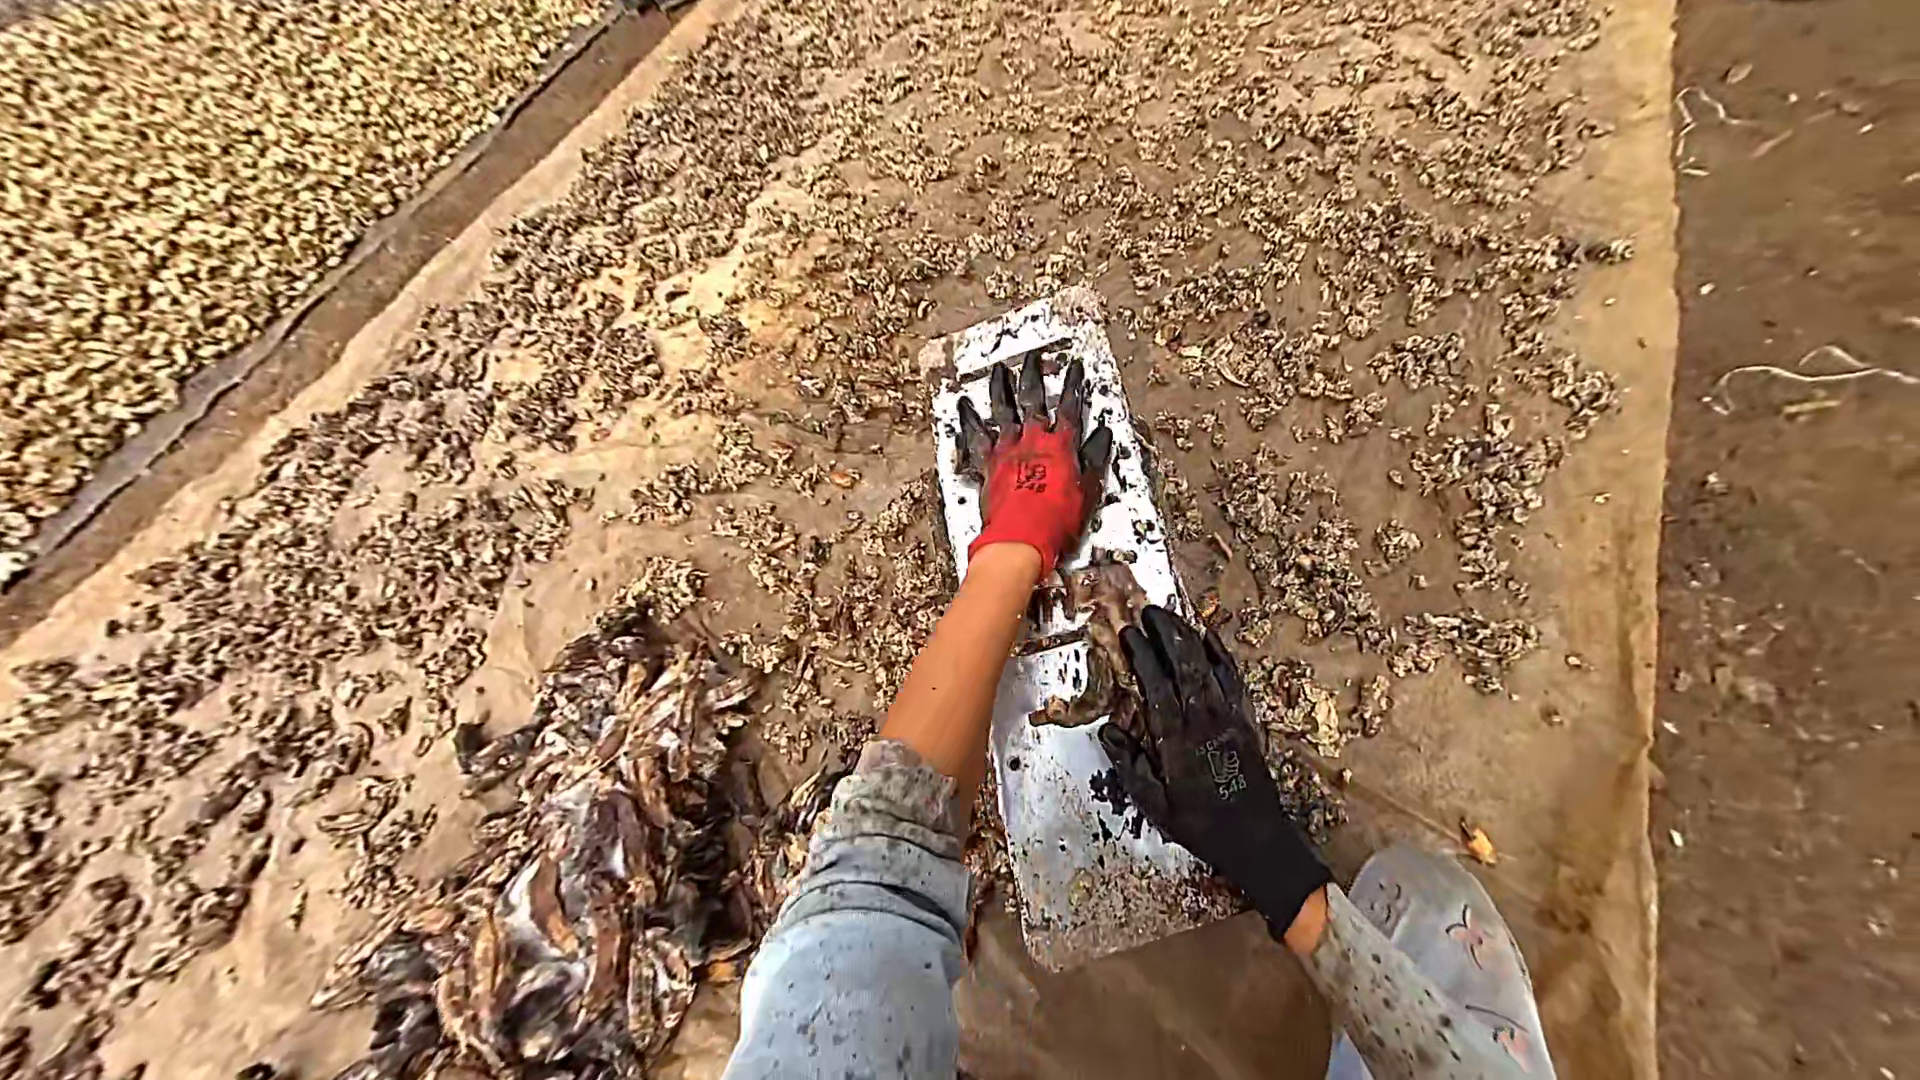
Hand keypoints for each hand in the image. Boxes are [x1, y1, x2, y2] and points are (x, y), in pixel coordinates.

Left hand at [957, 351, 1112, 576]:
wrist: (1021, 540)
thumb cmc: (1055, 522)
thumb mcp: (1087, 491)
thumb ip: (1094, 460)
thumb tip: (1102, 436)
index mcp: (1060, 445)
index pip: (1070, 406)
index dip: (1074, 384)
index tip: (1074, 367)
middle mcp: (1032, 440)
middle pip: (1032, 398)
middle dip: (1033, 374)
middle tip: (1032, 357)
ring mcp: (1007, 450)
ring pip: (1002, 410)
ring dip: (1000, 387)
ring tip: (998, 371)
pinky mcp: (988, 464)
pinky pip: (975, 436)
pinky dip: (968, 419)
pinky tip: (963, 406)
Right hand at [1098, 606, 1331, 941]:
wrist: (1258, 840)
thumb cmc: (1201, 824)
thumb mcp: (1155, 803)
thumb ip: (1130, 764)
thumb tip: (1108, 729)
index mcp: (1177, 737)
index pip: (1155, 683)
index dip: (1141, 654)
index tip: (1127, 633)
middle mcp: (1204, 718)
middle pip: (1184, 663)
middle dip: (1165, 632)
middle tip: (1148, 611)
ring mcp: (1229, 715)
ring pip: (1209, 664)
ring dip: (1189, 636)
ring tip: (1172, 616)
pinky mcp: (1247, 719)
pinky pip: (1233, 677)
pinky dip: (1220, 653)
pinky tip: (1210, 638)